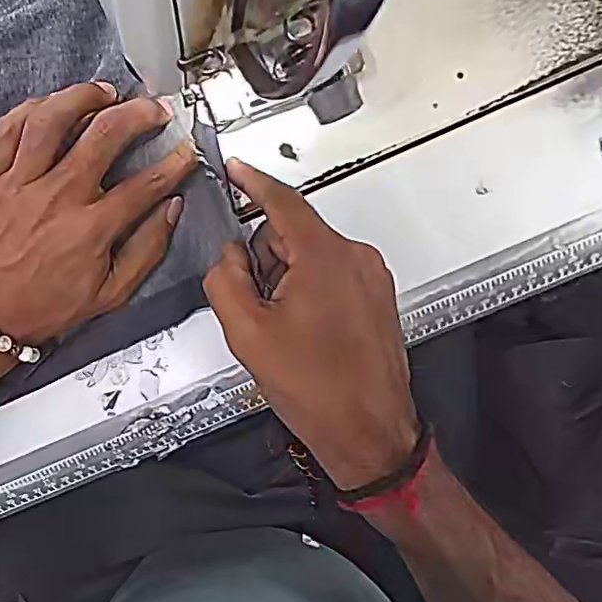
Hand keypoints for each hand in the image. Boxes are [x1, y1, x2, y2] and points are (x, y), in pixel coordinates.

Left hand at [0, 81, 195, 405]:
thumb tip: (171, 210)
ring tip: (105, 93)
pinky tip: (51, 105)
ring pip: (53, 119)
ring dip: (83, 97)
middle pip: (104, 135)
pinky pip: (9, 130)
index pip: (145, 183)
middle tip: (154, 109)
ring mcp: (22, 184)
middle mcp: (57, 198)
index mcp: (90, 230)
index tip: (185, 151)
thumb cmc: (45, 306)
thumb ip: (146, 250)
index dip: (174, 163)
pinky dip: (30, 109)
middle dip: (139, 114)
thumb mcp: (109, 294)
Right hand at [203, 160, 418, 489]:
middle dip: (265, 260)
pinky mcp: (376, 298)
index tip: (239, 169)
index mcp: (325, 257)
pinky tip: (304, 332)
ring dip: (286, 280)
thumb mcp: (247, 332)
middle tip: (258, 305)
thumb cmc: (322, 391)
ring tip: (285, 328)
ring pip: (310, 256)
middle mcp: (355, 260)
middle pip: (292, 234)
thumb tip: (227, 258)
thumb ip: (225, 280)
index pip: (282, 201)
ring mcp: (370, 279)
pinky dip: (308, 292)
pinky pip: (331, 275)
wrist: (368, 432)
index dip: (253, 182)